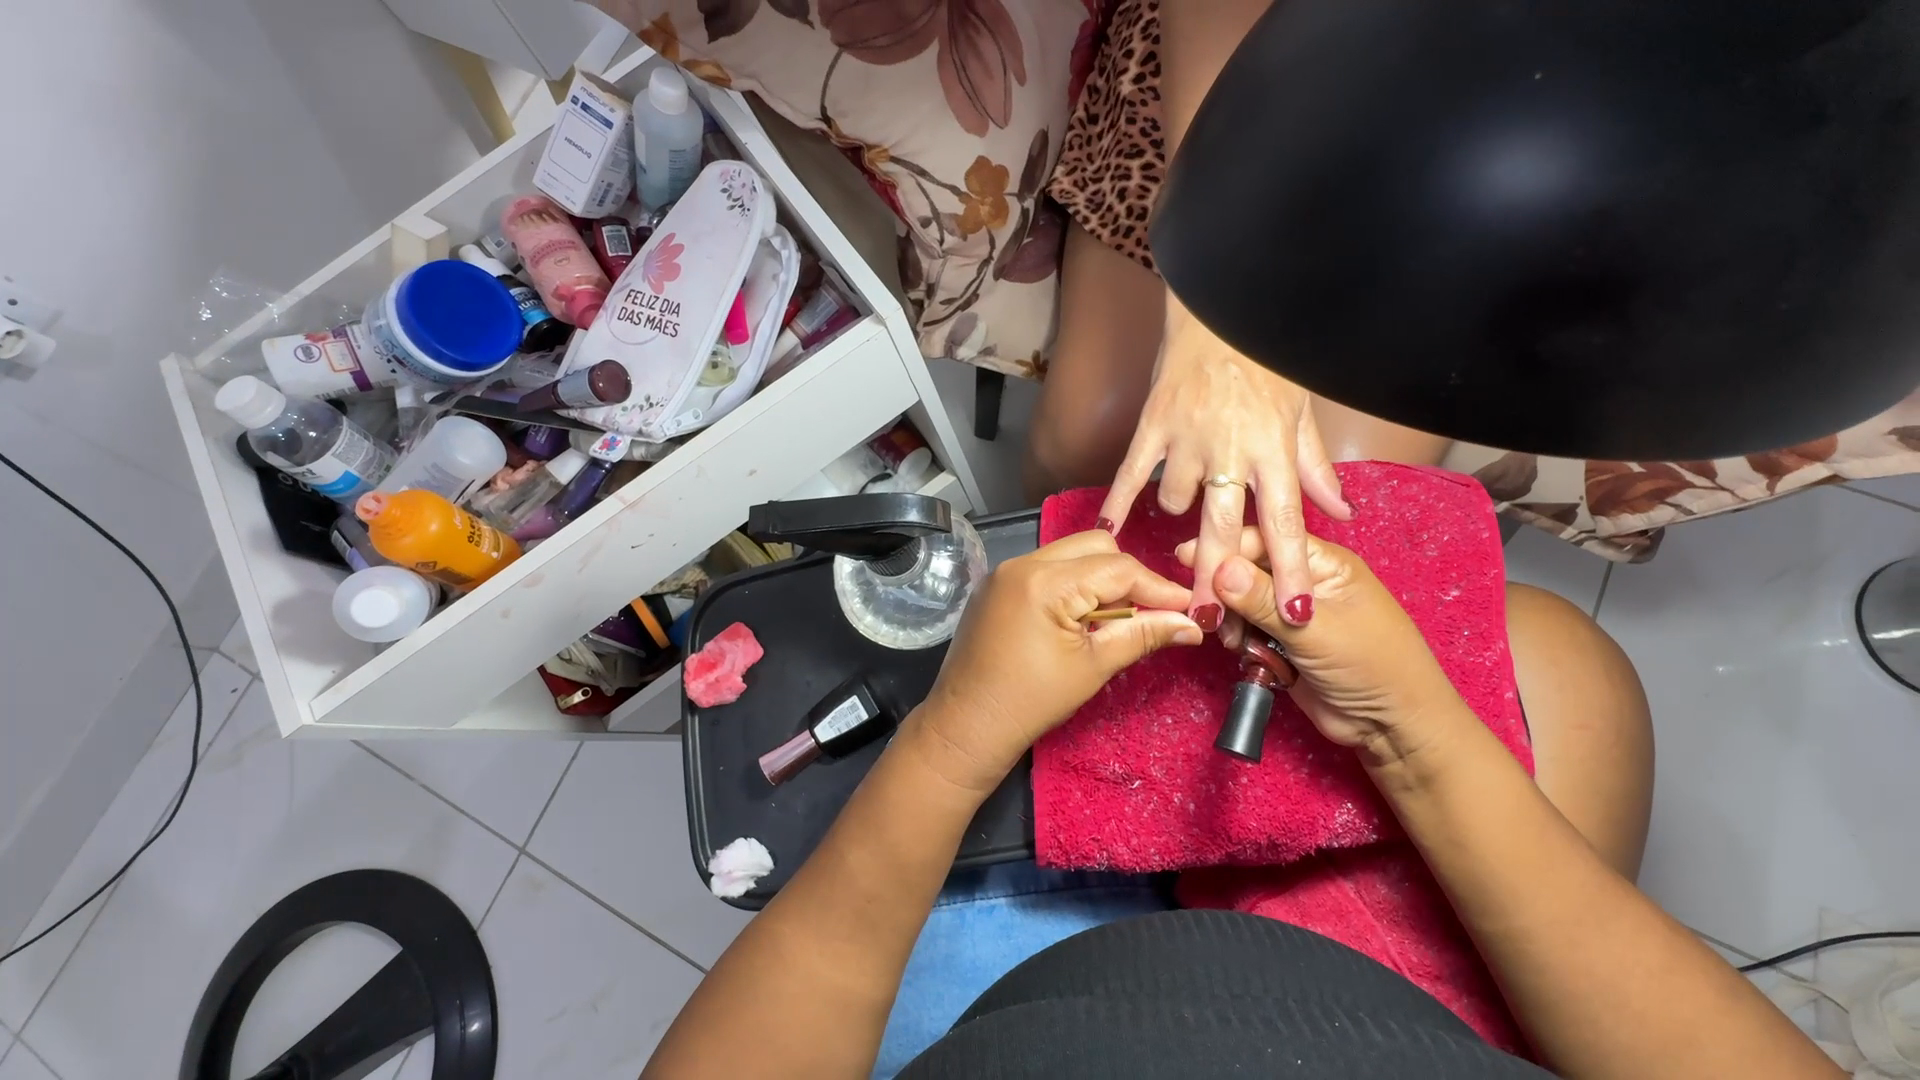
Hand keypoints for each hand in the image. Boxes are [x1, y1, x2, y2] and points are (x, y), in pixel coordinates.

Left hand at [914, 531, 1202, 792]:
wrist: (965, 726)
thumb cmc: (1031, 702)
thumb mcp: (1094, 666)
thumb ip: (1142, 634)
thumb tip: (1191, 623)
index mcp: (1046, 581)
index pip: (1118, 568)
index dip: (1159, 587)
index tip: (1189, 606)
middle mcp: (1022, 562)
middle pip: (1095, 547)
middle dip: (1129, 576)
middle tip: (1153, 611)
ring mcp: (1005, 570)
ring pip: (1070, 555)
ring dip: (1101, 579)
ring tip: (1118, 617)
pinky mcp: (996, 584)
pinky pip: (1046, 569)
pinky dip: (1072, 585)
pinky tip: (1083, 617)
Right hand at [1100, 296, 1350, 642]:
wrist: (1222, 313)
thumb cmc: (1267, 366)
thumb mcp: (1301, 415)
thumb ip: (1316, 468)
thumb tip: (1341, 513)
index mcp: (1274, 449)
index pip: (1286, 520)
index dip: (1290, 568)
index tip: (1295, 611)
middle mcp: (1231, 450)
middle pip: (1224, 528)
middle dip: (1218, 578)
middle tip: (1212, 621)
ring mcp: (1187, 439)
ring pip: (1177, 502)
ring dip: (1182, 513)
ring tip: (1187, 505)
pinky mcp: (1152, 426)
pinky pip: (1132, 472)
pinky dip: (1119, 501)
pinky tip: (1111, 530)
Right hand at [1179, 528, 1464, 765]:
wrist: (1392, 727)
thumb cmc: (1373, 667)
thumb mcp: (1317, 631)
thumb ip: (1264, 600)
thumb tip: (1219, 566)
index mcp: (1322, 563)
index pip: (1266, 540)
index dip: (1227, 549)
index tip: (1188, 560)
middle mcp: (1303, 581)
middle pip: (1246, 570)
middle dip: (1224, 590)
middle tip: (1208, 612)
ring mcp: (1289, 612)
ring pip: (1241, 602)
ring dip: (1231, 620)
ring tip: (1232, 642)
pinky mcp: (1279, 642)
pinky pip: (1245, 631)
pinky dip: (1239, 641)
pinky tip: (1241, 654)